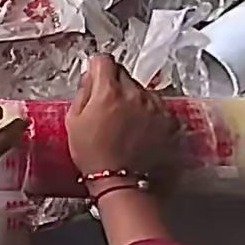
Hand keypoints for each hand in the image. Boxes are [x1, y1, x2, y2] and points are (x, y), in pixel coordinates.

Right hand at [67, 55, 180, 185]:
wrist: (122, 183)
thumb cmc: (92, 154)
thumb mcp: (73, 121)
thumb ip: (83, 92)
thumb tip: (91, 76)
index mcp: (108, 92)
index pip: (104, 61)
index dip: (96, 68)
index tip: (94, 78)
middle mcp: (136, 93)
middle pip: (124, 75)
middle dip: (114, 86)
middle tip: (107, 108)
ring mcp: (156, 106)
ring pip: (142, 90)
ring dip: (133, 99)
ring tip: (125, 123)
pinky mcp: (170, 120)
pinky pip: (157, 106)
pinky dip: (148, 113)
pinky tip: (139, 131)